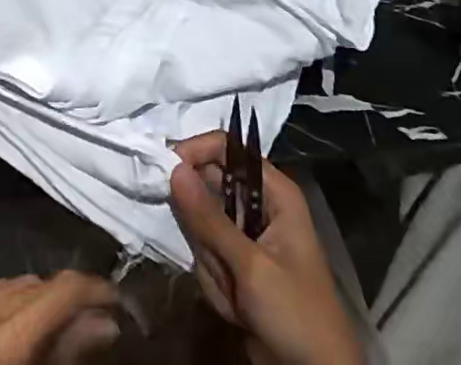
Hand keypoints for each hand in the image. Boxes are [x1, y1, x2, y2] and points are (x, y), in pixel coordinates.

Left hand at [0, 271, 120, 364]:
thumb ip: (73, 351)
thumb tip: (108, 322)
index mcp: (10, 337)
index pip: (64, 289)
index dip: (95, 289)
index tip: (115, 298)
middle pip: (43, 283)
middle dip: (68, 297)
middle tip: (88, 316)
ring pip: (20, 283)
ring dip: (41, 297)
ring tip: (53, 322)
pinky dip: (13, 301)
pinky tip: (21, 322)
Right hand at [168, 132, 363, 364]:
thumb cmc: (294, 311)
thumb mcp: (250, 265)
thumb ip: (209, 218)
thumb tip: (174, 168)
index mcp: (274, 191)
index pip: (227, 149)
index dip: (196, 152)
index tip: (166, 170)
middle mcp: (258, 204)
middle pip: (209, 190)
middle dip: (206, 232)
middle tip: (222, 264)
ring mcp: (245, 235)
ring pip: (202, 229)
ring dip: (212, 265)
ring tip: (237, 294)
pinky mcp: (235, 262)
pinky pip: (206, 257)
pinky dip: (214, 282)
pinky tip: (237, 307)